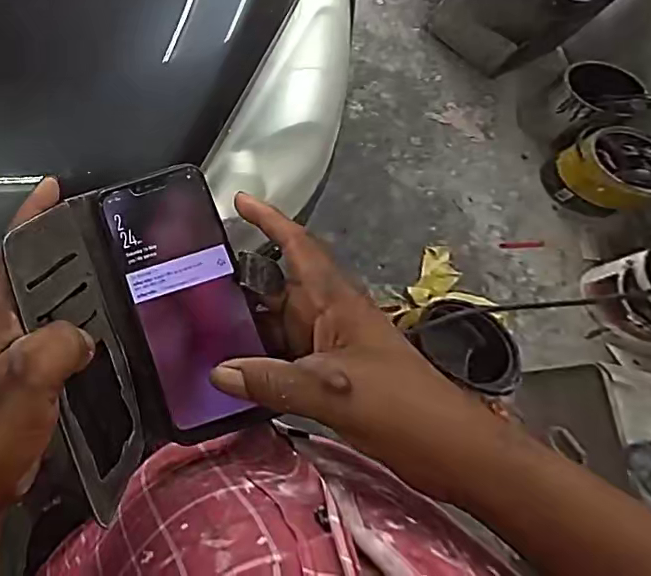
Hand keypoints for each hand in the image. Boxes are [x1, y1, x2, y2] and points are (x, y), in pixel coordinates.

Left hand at [0, 177, 94, 515]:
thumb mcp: (26, 376)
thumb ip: (59, 343)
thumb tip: (85, 332)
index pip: (13, 243)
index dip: (32, 212)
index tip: (55, 185)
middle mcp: (7, 314)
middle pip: (38, 263)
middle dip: (65, 239)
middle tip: (105, 223)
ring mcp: (20, 340)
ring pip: (53, 295)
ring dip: (79, 279)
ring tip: (118, 263)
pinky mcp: (35, 364)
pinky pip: (64, 326)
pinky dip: (85, 314)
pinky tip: (111, 317)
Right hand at [209, 194, 517, 500]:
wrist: (453, 452)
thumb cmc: (403, 406)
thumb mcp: (335, 391)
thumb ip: (274, 382)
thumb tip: (220, 373)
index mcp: (335, 300)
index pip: (298, 245)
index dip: (269, 219)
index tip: (239, 200)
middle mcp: (329, 315)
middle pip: (278, 287)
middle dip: (242, 280)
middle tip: (197, 279)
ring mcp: (331, 346)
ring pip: (279, 324)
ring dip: (248, 324)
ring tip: (206, 326)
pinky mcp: (332, 376)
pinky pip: (285, 357)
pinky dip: (261, 360)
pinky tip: (236, 373)